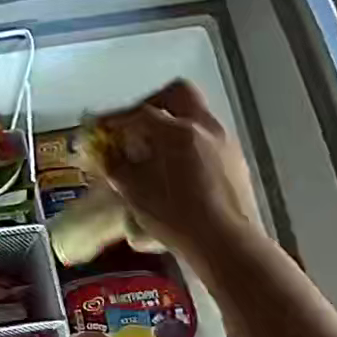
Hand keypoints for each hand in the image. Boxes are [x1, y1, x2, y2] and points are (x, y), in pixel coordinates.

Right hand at [89, 79, 262, 254]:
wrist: (225, 243)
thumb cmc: (178, 219)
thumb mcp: (136, 194)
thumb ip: (117, 168)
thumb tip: (105, 155)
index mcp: (177, 133)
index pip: (140, 113)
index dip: (116, 118)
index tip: (100, 126)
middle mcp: (204, 128)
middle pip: (177, 93)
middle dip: (152, 103)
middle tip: (134, 124)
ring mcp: (224, 141)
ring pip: (195, 114)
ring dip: (172, 123)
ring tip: (154, 150)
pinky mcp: (235, 159)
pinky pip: (207, 136)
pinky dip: (187, 141)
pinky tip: (177, 168)